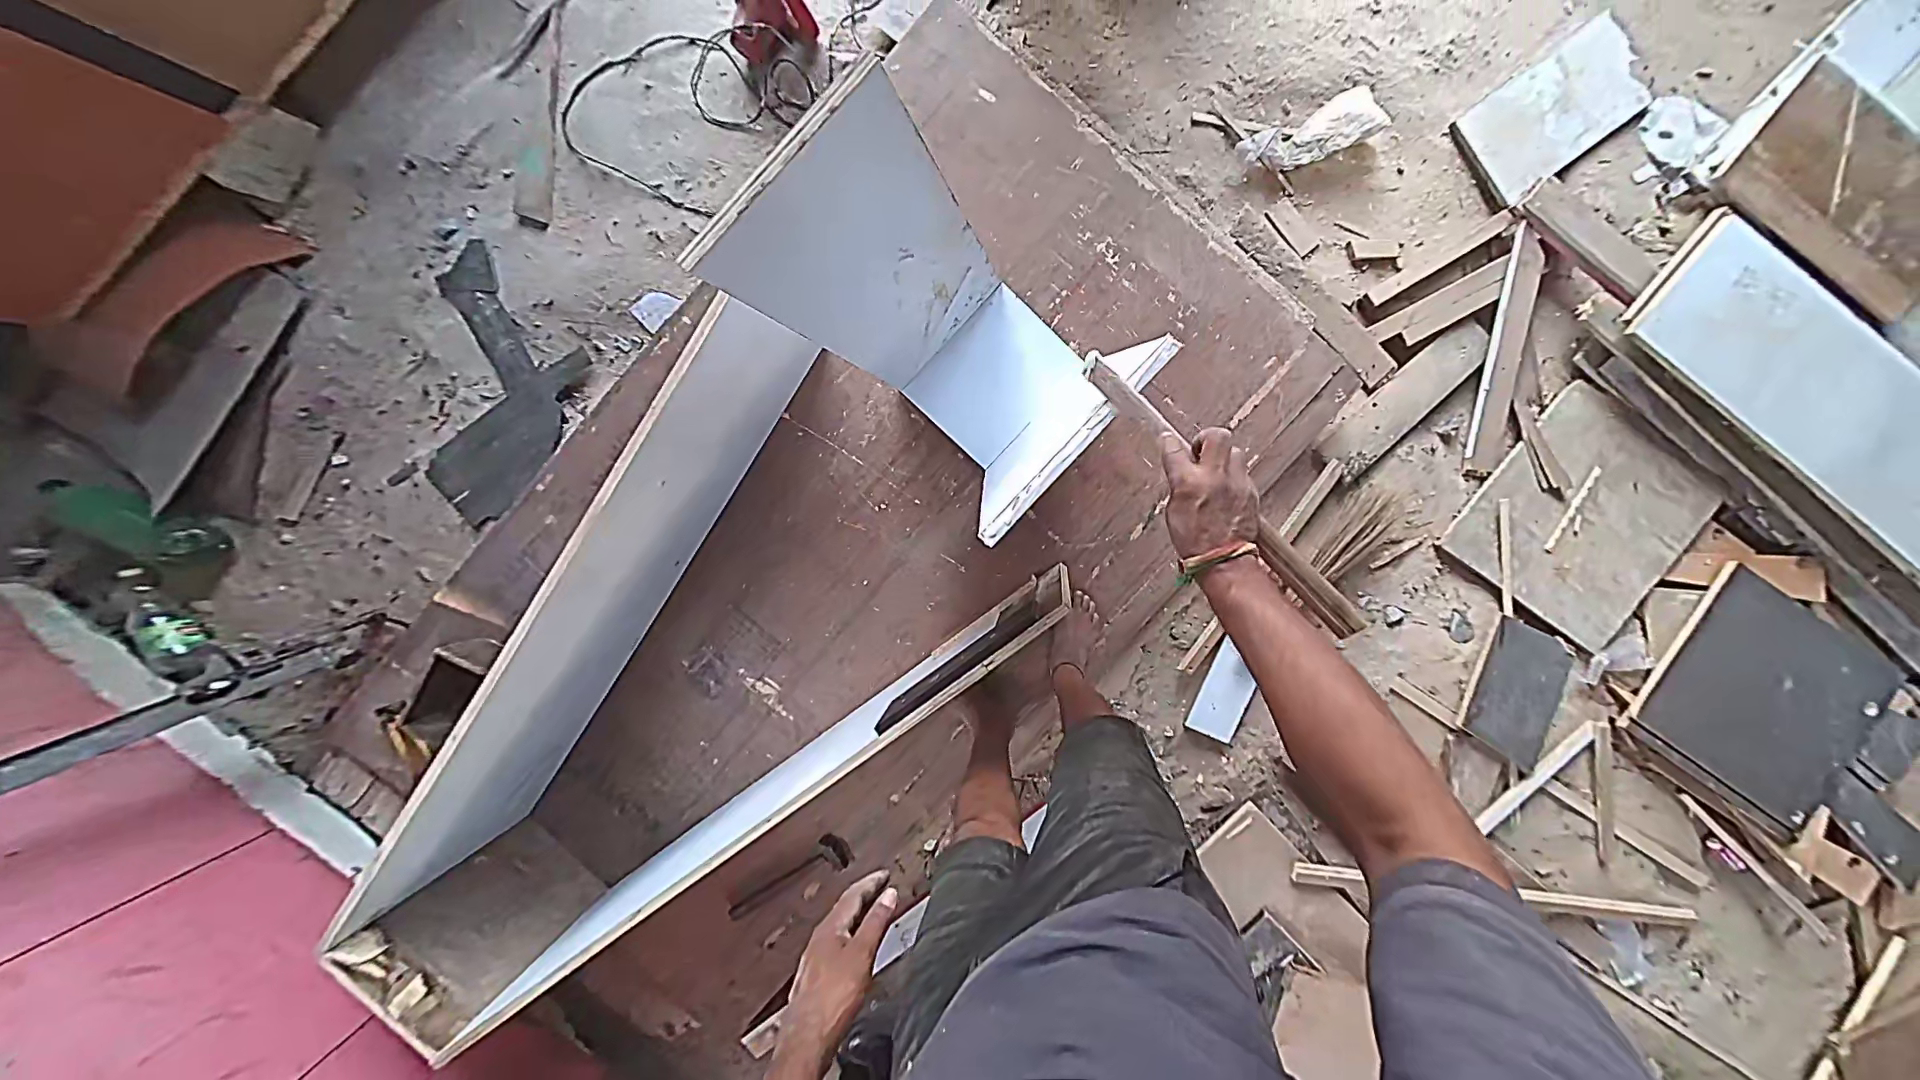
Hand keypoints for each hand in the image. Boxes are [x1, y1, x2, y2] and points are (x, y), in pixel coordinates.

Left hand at [771, 871, 900, 1076]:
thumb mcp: (862, 953)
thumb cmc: (831, 999)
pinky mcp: (816, 976)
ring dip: (857, 915)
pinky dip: (850, 935)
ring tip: (871, 912)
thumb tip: (888, 895)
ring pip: (839, 926)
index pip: (853, 893)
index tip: (884, 874)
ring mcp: (815, 957)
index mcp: (829, 927)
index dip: (871, 881)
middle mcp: (819, 938)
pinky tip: (855, 947)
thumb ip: (876, 921)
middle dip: (864, 895)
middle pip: (844, 908)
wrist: (806, 1039)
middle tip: (880, 887)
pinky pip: (836, 943)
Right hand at [1159, 428, 1259, 559]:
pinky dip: (1233, 477)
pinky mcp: (1251, 491)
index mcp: (1188, 482)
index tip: (1169, 441)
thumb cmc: (1195, 541)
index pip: (1175, 449)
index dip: (1170, 442)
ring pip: (1234, 452)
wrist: (1223, 560)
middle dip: (1207, 438)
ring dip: (1223, 459)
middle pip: (1217, 436)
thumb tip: (1180, 468)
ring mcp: (1237, 482)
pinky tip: (1226, 491)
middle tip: (1201, 450)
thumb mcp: (1174, 510)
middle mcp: (1214, 477)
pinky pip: (1242, 473)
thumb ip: (1178, 484)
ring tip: (1215, 473)